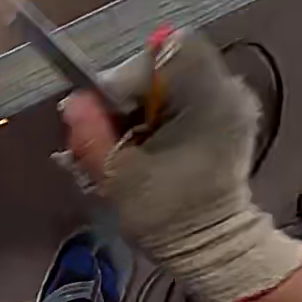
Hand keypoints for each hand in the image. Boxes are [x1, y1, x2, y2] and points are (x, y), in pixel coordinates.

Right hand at [62, 28, 301, 301]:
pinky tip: (144, 146)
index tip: (104, 114)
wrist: (210, 248)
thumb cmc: (165, 215)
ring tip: (125, 144)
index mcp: (208, 100)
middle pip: (163, 65)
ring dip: (137, 107)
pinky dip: (155, 116)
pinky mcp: (224, 118)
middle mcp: (226, 91)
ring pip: (168, 82)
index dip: (122, 77)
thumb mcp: (118, 177)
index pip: (160, 54)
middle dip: (126, 95)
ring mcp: (229, 104)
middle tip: (108, 133)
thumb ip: (91, 135)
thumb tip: (72, 101)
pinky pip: (181, 98)